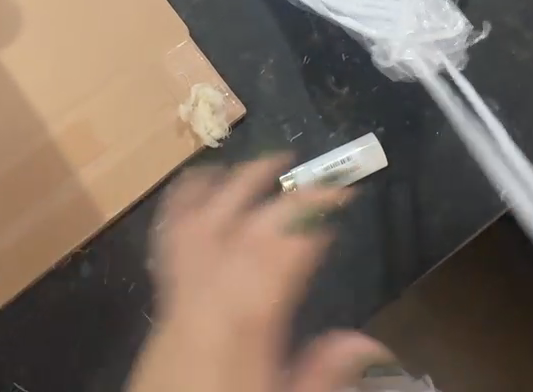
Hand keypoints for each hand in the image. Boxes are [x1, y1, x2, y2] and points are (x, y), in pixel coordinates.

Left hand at [126, 157, 399, 391]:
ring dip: (236, 183)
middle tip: (319, 176)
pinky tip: (198, 181)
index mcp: (247, 317)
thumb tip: (371, 342)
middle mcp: (211, 290)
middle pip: (247, 224)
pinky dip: (183, 201)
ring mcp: (180, 287)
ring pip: (206, 217)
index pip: (286, 247)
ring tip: (265, 162)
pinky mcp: (161, 296)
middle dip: (284, 191)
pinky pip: (169, 236)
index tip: (341, 193)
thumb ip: (323, 372)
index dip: (314, 212)